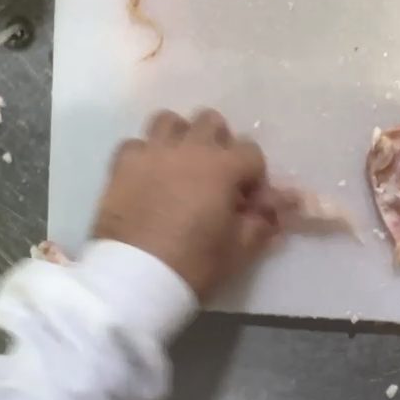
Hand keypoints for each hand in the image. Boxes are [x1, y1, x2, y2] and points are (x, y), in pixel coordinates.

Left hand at [92, 109, 277, 298]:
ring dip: (180, 137)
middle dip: (219, 143)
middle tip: (216, 176)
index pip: (252, 153)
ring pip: (169, 121)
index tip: (248, 202)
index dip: (255, 177)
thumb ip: (261, 223)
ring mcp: (151, 153)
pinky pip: (136, 144)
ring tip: (180, 165)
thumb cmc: (193, 264)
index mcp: (222, 166)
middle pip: (211, 121)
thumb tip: (278, 210)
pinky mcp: (121, 165)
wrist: (134, 279)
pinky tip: (148, 177)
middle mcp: (188, 148)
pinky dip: (145, 155)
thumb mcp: (238, 249)